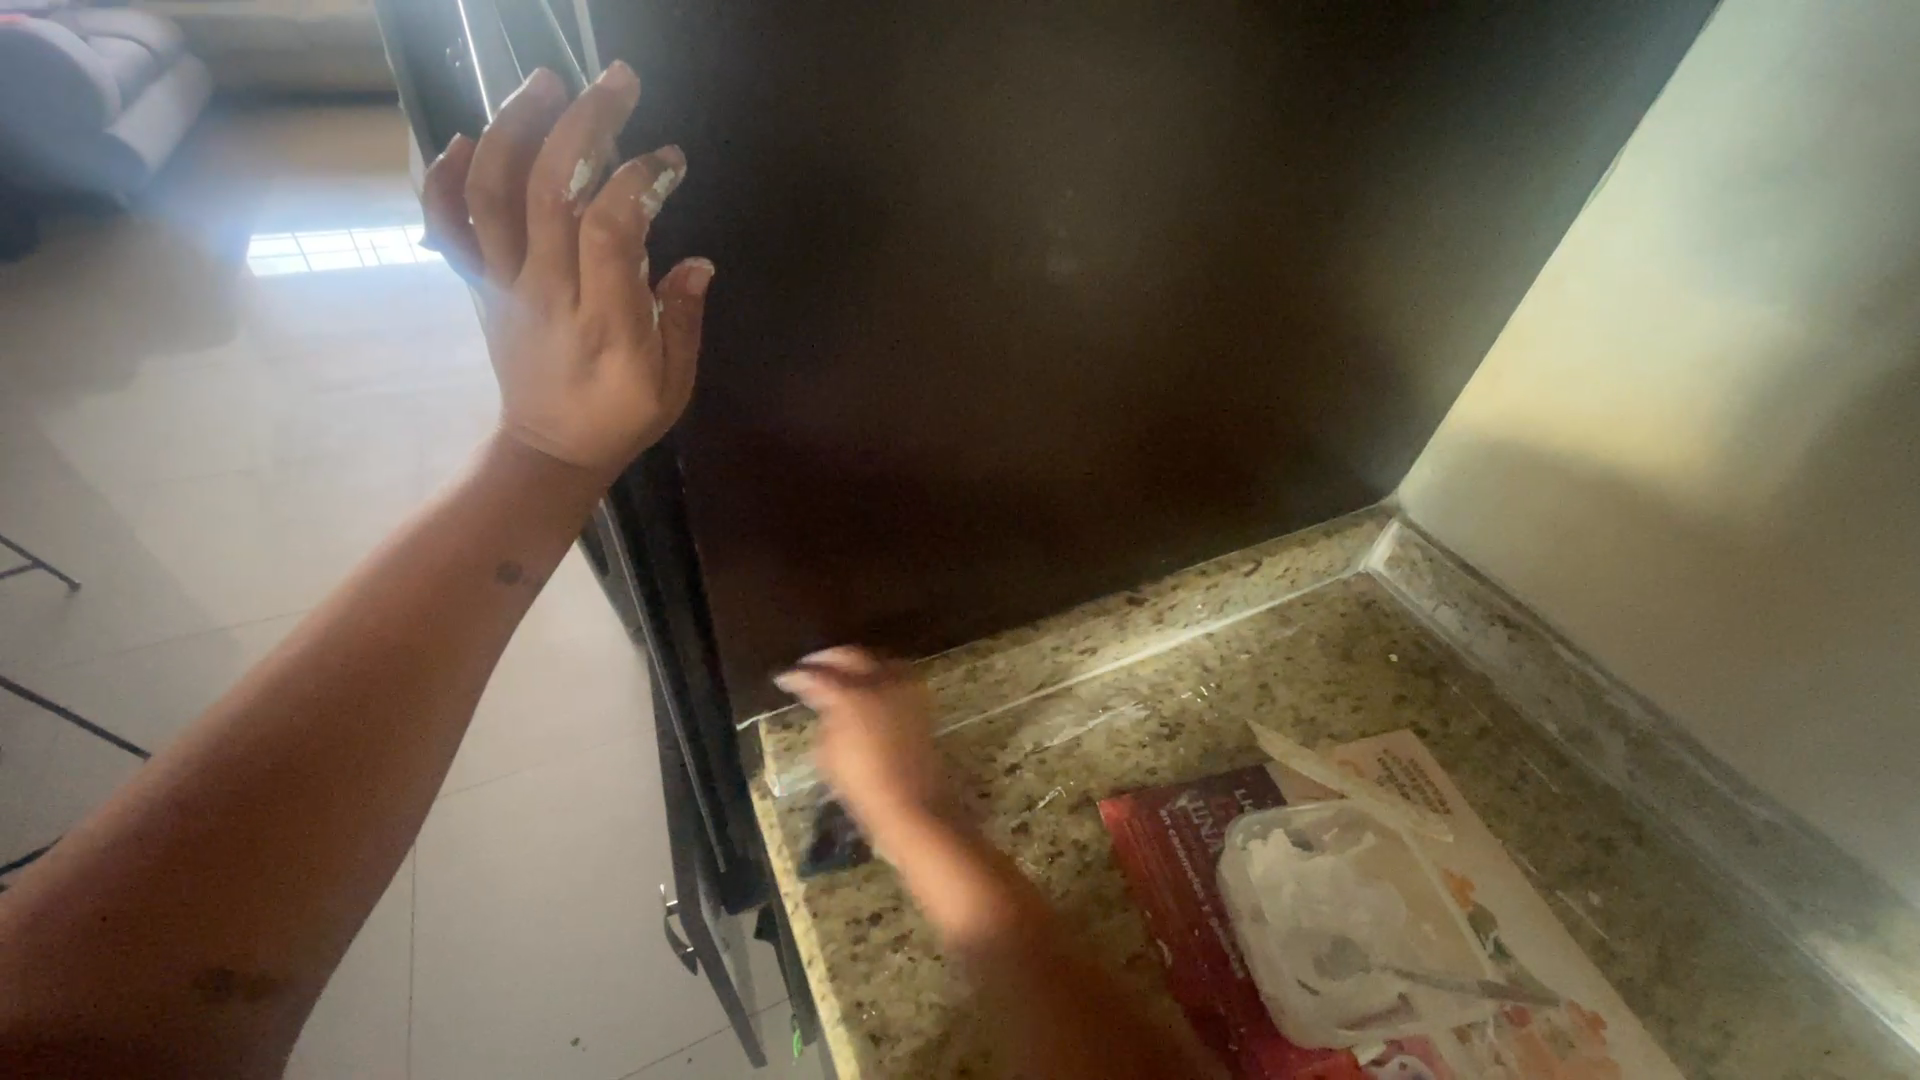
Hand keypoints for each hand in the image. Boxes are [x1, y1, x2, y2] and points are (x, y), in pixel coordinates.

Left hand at [420, 63, 710, 480]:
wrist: (550, 450)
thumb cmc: (621, 420)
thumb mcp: (674, 385)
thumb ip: (684, 322)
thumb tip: (698, 262)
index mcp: (606, 323)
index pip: (609, 230)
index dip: (637, 181)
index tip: (669, 160)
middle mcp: (547, 294)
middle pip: (550, 193)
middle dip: (584, 126)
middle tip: (615, 81)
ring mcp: (505, 287)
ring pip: (493, 196)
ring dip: (514, 129)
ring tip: (545, 83)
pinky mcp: (481, 287)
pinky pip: (449, 227)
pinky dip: (447, 179)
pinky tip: (467, 140)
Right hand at [775, 648, 955, 841]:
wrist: (909, 801)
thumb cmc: (860, 784)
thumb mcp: (827, 752)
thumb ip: (825, 716)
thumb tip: (825, 702)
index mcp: (850, 694)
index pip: (816, 675)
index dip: (797, 676)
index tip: (784, 678)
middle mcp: (879, 681)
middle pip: (850, 655)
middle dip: (827, 658)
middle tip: (810, 665)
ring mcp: (903, 687)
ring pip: (876, 659)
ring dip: (855, 661)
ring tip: (839, 670)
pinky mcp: (919, 698)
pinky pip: (896, 673)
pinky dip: (878, 672)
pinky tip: (867, 683)